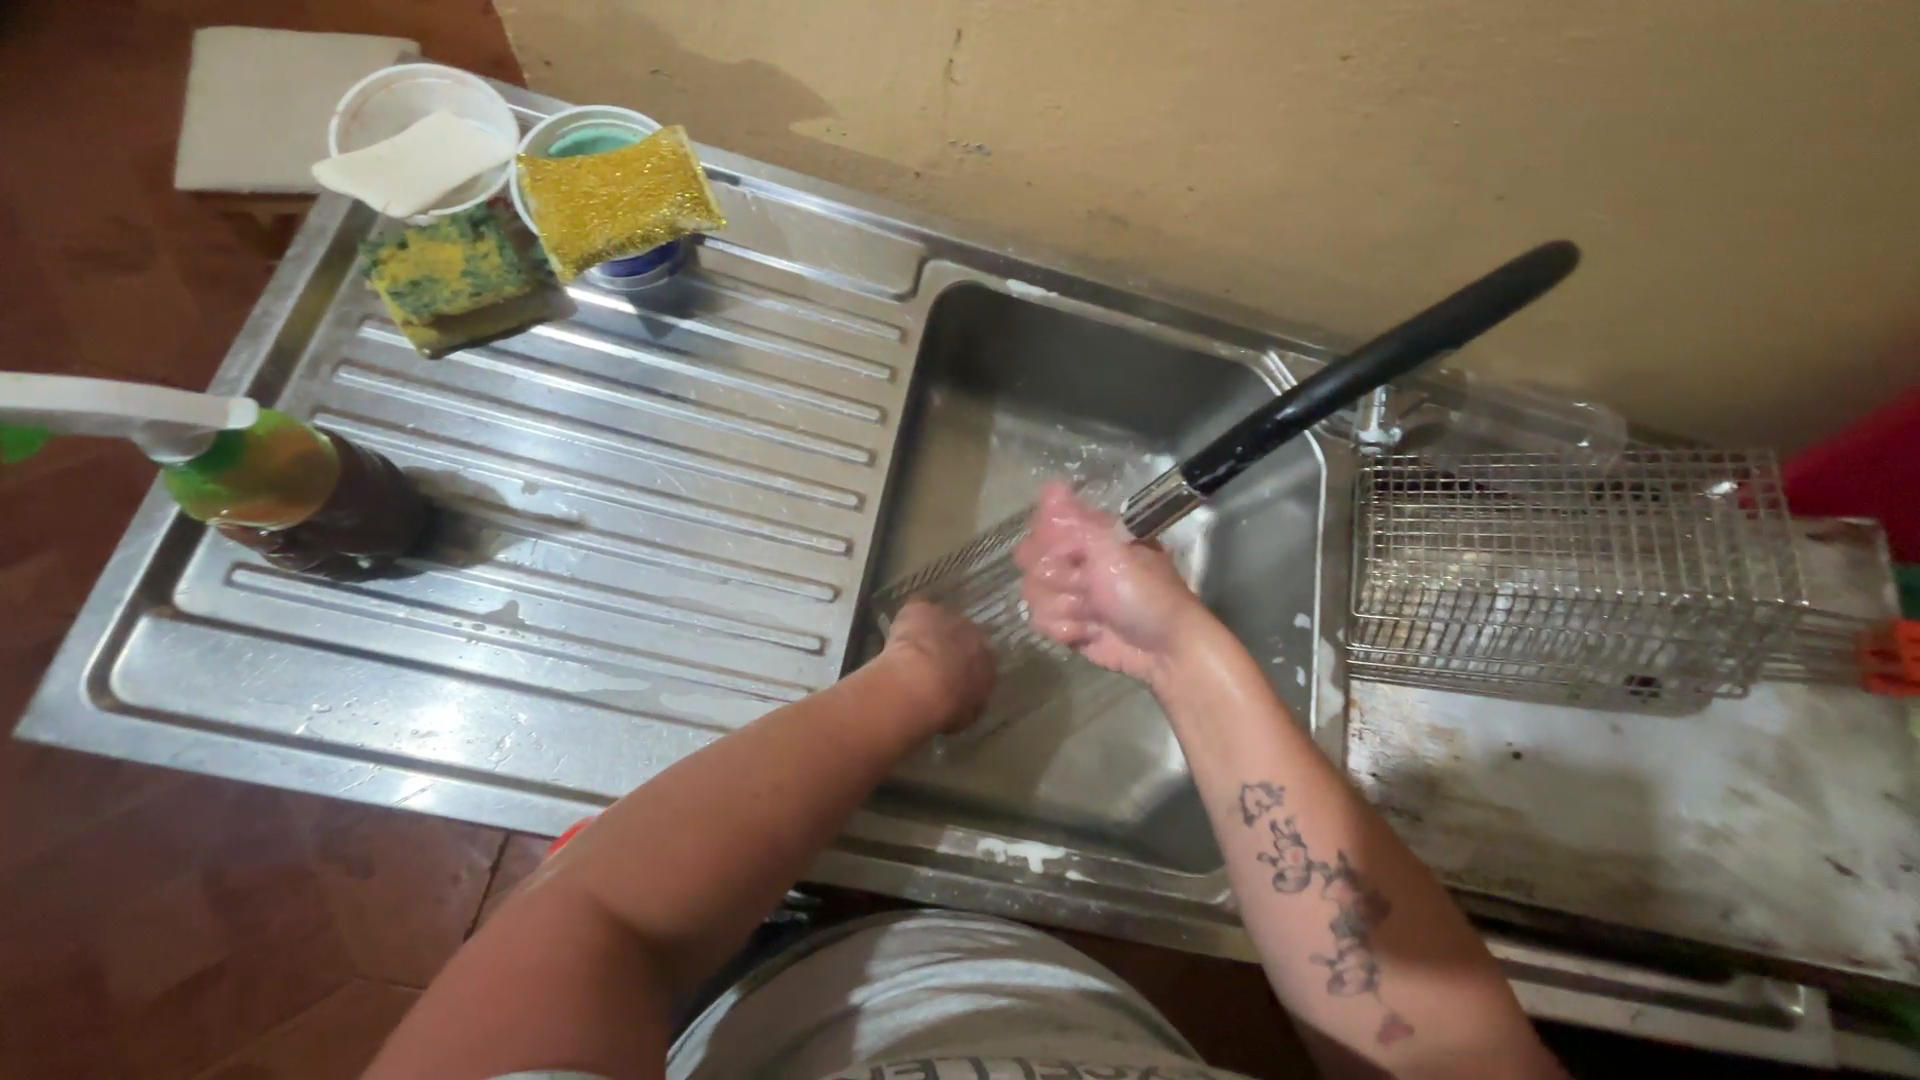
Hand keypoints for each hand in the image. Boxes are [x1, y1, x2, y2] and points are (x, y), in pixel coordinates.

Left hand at [879, 599, 995, 733]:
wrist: (922, 683)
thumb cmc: (949, 706)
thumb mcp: (967, 713)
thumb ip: (969, 700)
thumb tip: (963, 697)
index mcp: (987, 660)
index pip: (982, 659)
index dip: (966, 666)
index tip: (953, 676)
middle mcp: (973, 633)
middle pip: (963, 634)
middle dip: (951, 644)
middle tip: (933, 662)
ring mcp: (946, 616)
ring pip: (940, 620)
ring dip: (930, 631)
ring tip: (912, 649)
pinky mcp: (920, 609)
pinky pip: (916, 611)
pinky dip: (908, 621)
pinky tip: (896, 637)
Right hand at [1013, 481, 1212, 683]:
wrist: (1162, 647)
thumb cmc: (1143, 591)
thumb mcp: (1113, 548)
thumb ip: (1075, 519)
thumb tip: (1051, 485)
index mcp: (1086, 533)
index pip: (1039, 528)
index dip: (1052, 545)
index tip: (1075, 555)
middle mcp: (1073, 558)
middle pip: (1030, 563)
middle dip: (1061, 580)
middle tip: (1091, 585)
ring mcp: (1067, 592)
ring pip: (1032, 595)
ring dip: (1067, 608)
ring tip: (1097, 613)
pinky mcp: (1064, 623)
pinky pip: (1039, 622)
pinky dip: (1067, 630)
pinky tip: (1092, 630)